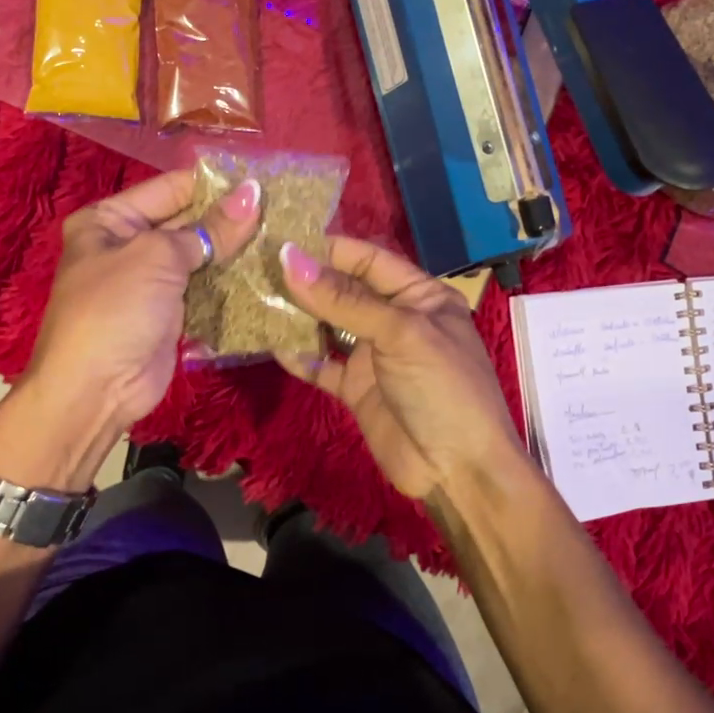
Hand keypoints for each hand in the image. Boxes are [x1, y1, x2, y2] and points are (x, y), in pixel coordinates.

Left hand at [22, 169, 262, 429]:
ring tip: (285, 233)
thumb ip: (209, 228)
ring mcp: (148, 282)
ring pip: (199, 257)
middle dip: (229, 217)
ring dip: (235, 250)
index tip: (264, 178)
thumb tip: (254, 193)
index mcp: (109, 219)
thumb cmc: (114, 309)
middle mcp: (126, 245)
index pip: (170, 188)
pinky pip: (203, 289)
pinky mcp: (169, 314)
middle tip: (283, 206)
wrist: (93, 390)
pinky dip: (230, 281)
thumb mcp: (158, 257)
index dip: (215, 183)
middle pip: (186, 221)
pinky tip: (268, 269)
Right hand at [275, 238, 525, 500]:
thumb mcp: (400, 334)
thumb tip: (288, 258)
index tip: (282, 240)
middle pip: (344, 290)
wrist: (459, 471)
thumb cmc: (443, 388)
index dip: (330, 249)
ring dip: (297, 315)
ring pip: (329, 326)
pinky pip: (322, 366)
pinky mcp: (357, 389)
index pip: (369, 260)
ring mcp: (375, 356)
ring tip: (254, 299)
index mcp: (420, 296)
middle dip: (306, 280)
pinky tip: (270, 345)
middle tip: (257, 268)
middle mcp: (395, 320)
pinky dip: (299, 356)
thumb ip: (343, 299)